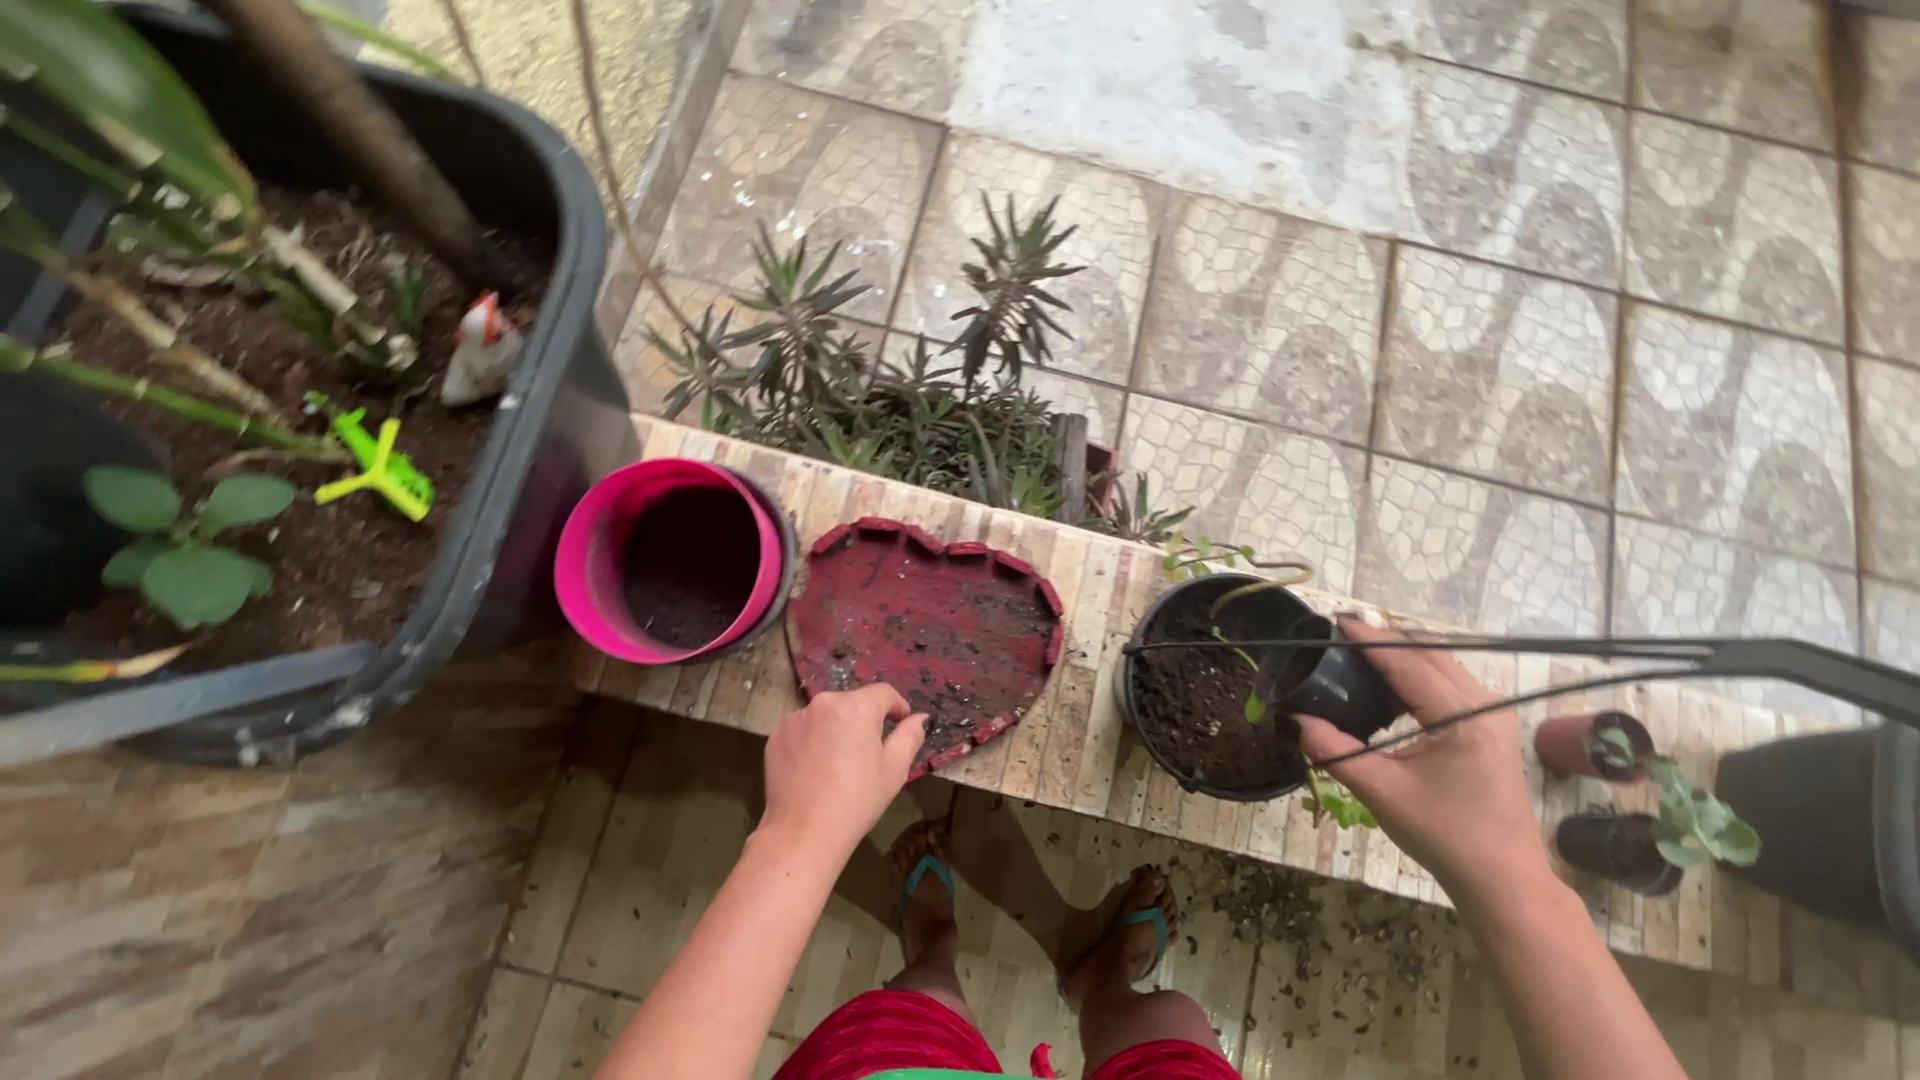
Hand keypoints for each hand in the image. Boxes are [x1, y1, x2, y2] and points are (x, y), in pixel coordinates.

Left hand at [760, 684, 927, 857]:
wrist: (803, 832)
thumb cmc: (857, 800)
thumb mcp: (894, 770)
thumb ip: (909, 736)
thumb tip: (919, 718)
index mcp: (857, 707)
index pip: (884, 692)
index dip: (897, 706)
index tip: (901, 723)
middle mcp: (824, 703)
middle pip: (852, 702)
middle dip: (864, 719)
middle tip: (870, 751)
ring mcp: (796, 718)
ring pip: (826, 716)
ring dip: (836, 728)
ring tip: (839, 762)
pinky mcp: (776, 736)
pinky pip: (803, 729)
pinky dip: (812, 740)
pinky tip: (815, 768)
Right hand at [1295, 619, 1553, 910]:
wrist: (1502, 879)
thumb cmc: (1443, 835)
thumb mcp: (1381, 792)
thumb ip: (1335, 750)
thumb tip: (1295, 719)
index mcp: (1463, 718)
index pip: (1408, 663)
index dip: (1370, 640)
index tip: (1336, 622)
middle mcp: (1486, 706)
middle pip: (1430, 654)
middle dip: (1385, 640)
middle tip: (1341, 635)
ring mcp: (1494, 715)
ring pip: (1443, 665)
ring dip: (1403, 655)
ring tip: (1359, 653)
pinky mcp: (1491, 728)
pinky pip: (1450, 683)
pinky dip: (1418, 673)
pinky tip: (1389, 684)